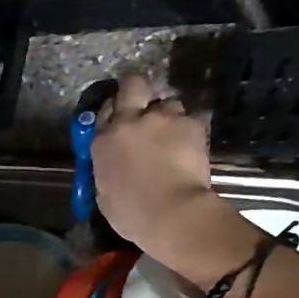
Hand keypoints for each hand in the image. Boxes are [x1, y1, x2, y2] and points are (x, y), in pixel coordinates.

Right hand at [91, 74, 259, 284]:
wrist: (171, 213)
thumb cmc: (131, 213)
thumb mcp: (104, 191)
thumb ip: (108, 167)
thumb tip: (115, 163)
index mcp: (104, 139)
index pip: (104, 109)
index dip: (114, 111)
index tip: (119, 120)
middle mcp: (131, 121)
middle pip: (134, 84)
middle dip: (138, 91)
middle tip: (145, 109)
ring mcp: (163, 119)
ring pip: (169, 102)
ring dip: (169, 115)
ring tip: (174, 135)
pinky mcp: (192, 124)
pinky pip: (194, 118)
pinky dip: (193, 128)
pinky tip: (194, 144)